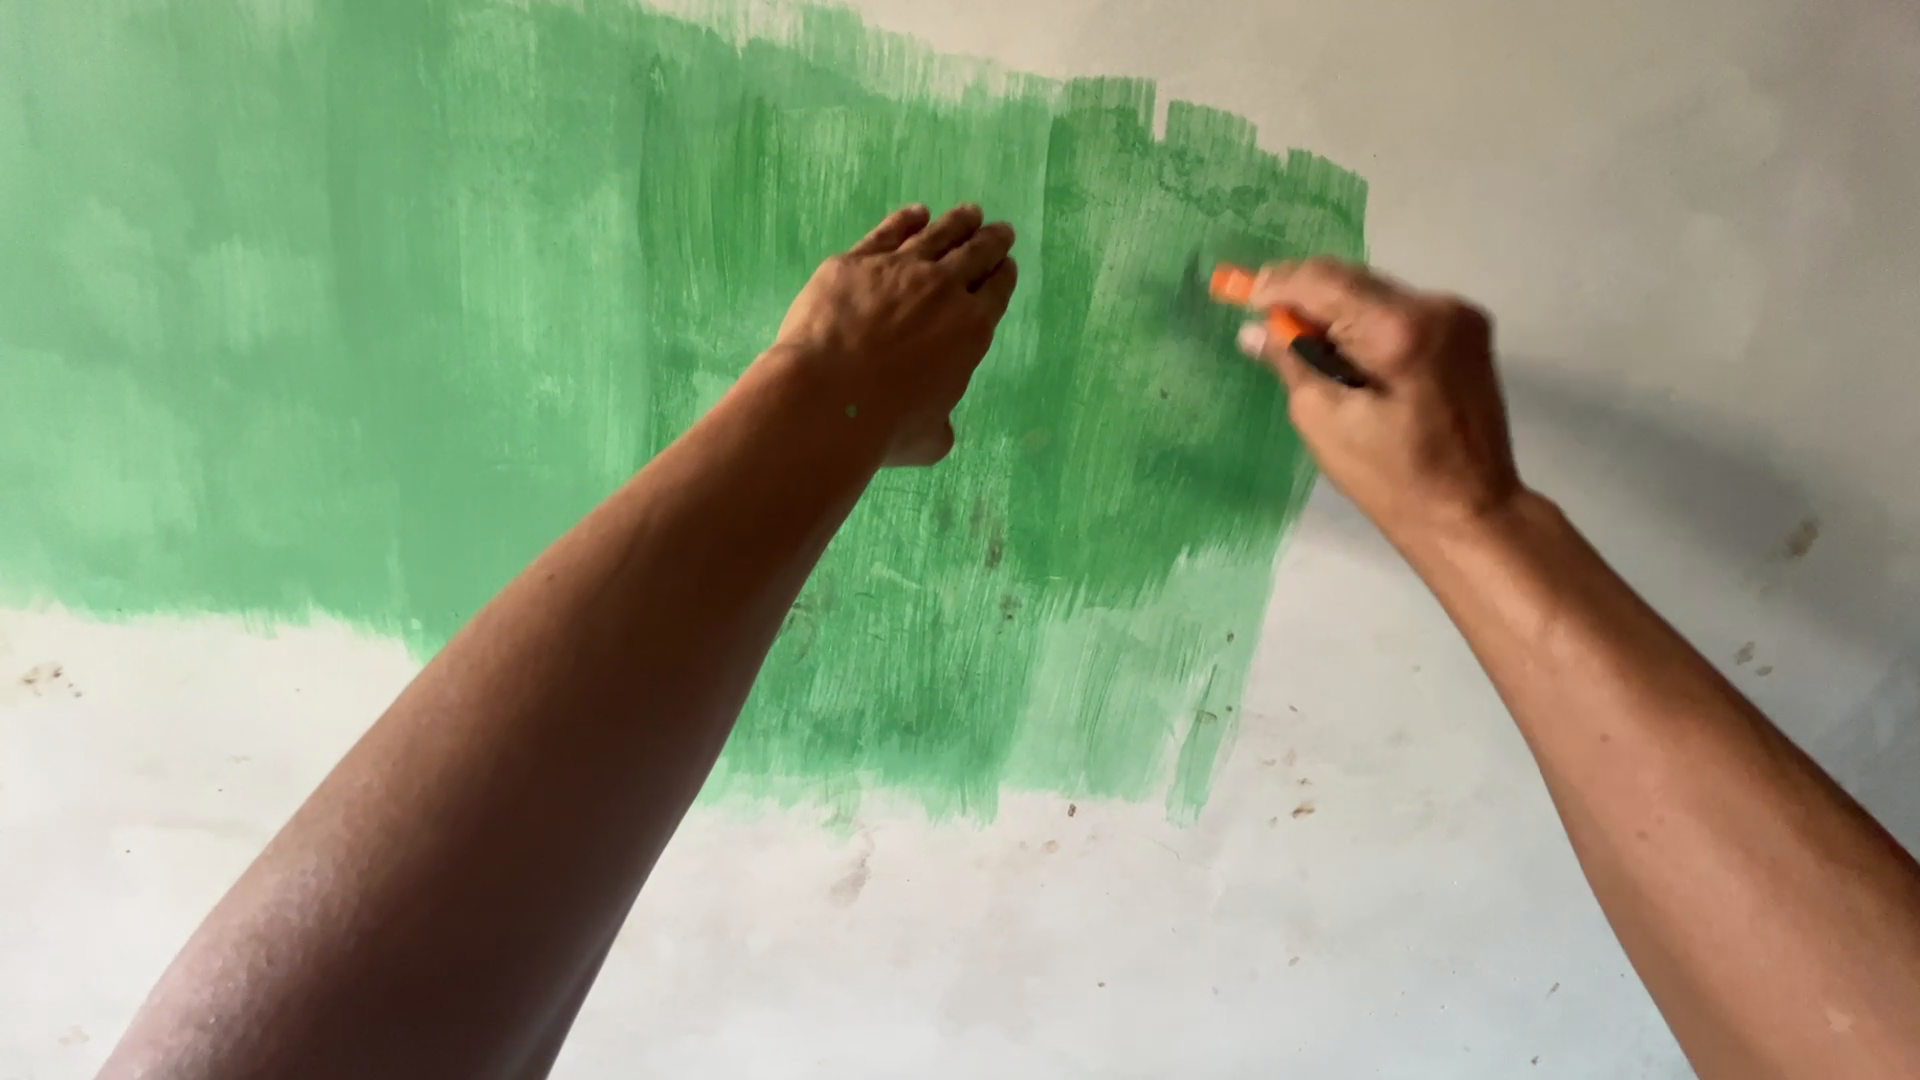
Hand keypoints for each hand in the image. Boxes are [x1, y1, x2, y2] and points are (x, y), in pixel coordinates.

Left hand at [771, 203, 1018, 466]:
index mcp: (970, 332)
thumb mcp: (930, 440)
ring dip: (958, 223)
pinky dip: (906, 221)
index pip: (995, 293)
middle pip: (974, 256)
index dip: (1003, 277)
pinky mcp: (856, 262)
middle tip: (1000, 231)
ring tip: (970, 213)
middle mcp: (942, 291)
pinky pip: (889, 233)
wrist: (828, 397)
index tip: (1007, 266)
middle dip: (991, 242)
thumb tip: (937, 426)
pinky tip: (916, 214)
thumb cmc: (885, 426)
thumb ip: (941, 425)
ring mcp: (899, 269)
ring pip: (937, 236)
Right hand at [1237, 258, 1523, 546]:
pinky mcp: (1466, 330)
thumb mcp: (1323, 420)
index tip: (1237, 294)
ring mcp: (1459, 314)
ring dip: (1333, 311)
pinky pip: (1398, 310)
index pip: (1325, 281)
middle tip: (1263, 323)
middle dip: (1302, 296)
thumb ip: (1291, 362)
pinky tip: (1345, 354)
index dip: (1276, 284)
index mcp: (1399, 330)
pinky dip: (1363, 322)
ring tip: (1301, 345)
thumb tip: (1256, 329)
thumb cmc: (1387, 476)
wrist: (1468, 507)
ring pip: (1374, 292)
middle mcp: (1437, 305)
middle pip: (1352, 279)